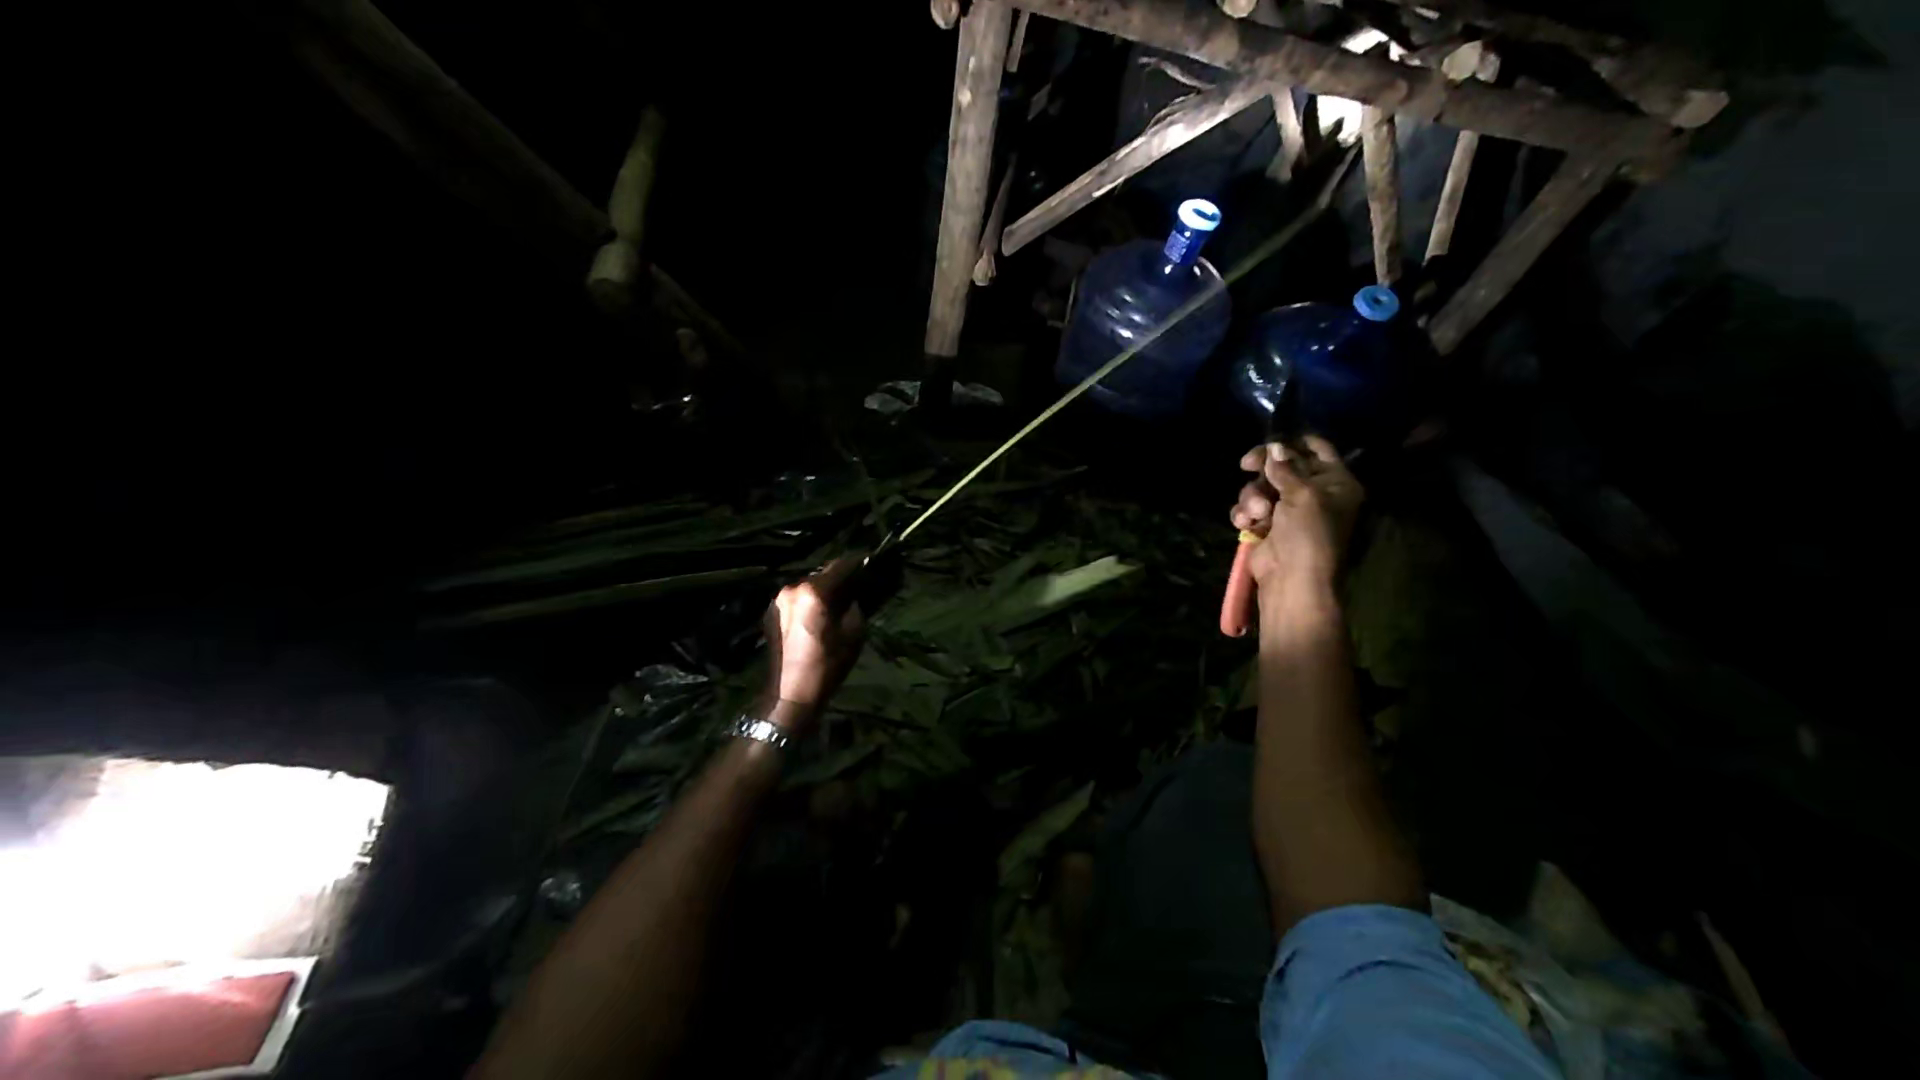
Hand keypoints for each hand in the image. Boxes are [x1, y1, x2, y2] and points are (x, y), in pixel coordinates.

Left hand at [763, 556, 867, 732]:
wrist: (790, 693)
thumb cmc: (826, 665)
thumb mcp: (853, 634)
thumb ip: (855, 606)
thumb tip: (854, 595)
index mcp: (813, 591)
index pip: (840, 566)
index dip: (858, 562)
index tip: (871, 561)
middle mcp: (792, 589)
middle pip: (822, 575)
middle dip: (839, 578)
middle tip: (856, 583)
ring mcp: (778, 600)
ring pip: (807, 587)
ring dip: (822, 590)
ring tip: (837, 600)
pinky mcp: (771, 613)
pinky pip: (796, 599)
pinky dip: (809, 601)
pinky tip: (819, 613)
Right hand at [1229, 437, 1364, 599]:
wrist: (1293, 581)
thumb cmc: (1308, 534)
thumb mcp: (1302, 494)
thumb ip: (1286, 467)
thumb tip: (1274, 446)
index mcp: (1335, 482)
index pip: (1316, 449)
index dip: (1293, 442)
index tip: (1270, 440)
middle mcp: (1313, 493)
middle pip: (1282, 465)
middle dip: (1264, 470)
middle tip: (1246, 464)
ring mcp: (1288, 510)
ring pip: (1261, 487)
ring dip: (1252, 497)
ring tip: (1256, 515)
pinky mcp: (1266, 526)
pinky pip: (1249, 508)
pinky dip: (1244, 515)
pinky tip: (1245, 525)